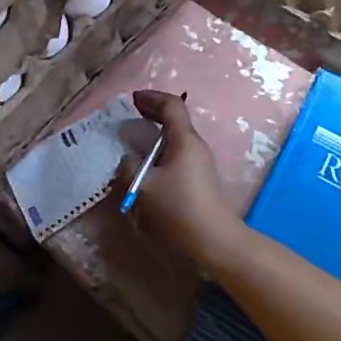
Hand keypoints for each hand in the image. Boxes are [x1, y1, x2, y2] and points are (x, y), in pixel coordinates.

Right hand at [131, 90, 244, 268]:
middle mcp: (195, 147)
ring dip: (155, 136)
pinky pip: (176, 157)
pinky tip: (145, 168)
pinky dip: (160, 153)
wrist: (212, 243)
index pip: (172, 105)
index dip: (152, 98)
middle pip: (175, 120)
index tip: (132, 100)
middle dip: (152, 114)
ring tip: (133, 143)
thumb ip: (129, 166)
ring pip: (175, 140)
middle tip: (130, 116)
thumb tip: (128, 159)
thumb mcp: (144, 186)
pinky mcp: (198, 182)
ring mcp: (199, 164)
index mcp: (185, 140)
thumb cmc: (177, 209)